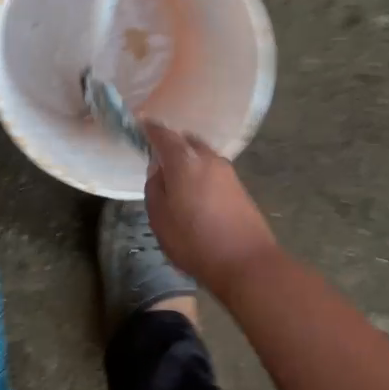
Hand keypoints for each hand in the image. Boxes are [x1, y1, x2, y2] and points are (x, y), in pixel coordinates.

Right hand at [143, 121, 278, 290]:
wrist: (249, 265)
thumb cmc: (195, 241)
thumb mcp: (159, 217)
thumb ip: (154, 187)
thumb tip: (159, 170)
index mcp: (184, 160)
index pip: (162, 133)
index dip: (149, 128)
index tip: (140, 125)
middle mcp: (207, 158)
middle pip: (186, 140)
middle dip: (172, 144)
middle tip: (158, 158)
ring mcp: (228, 172)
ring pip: (202, 155)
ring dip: (189, 160)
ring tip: (178, 179)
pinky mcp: (241, 189)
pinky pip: (214, 171)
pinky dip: (202, 174)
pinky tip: (197, 193)